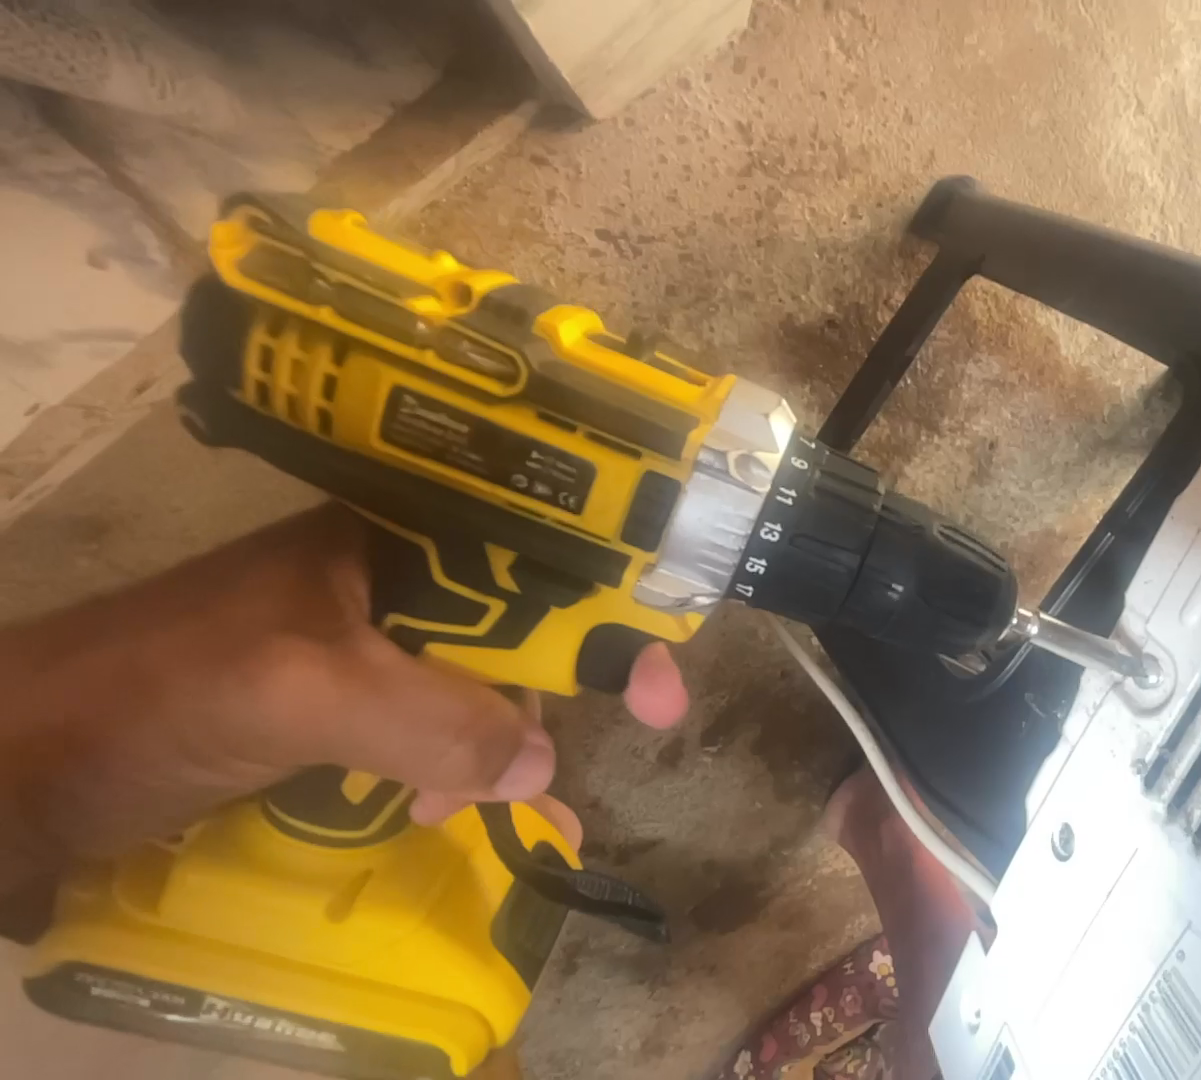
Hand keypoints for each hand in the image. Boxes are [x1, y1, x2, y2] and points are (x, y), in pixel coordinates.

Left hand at [0, 505, 688, 889]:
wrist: (11, 763)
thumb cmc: (161, 692)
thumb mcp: (306, 695)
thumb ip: (433, 721)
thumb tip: (543, 766)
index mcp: (410, 542)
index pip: (544, 564)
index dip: (611, 618)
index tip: (661, 690)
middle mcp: (411, 581)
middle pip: (529, 629)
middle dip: (554, 698)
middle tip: (574, 769)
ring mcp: (385, 642)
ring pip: (489, 685)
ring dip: (497, 750)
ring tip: (463, 807)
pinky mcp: (361, 698)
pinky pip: (446, 727)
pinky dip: (461, 770)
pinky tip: (442, 809)